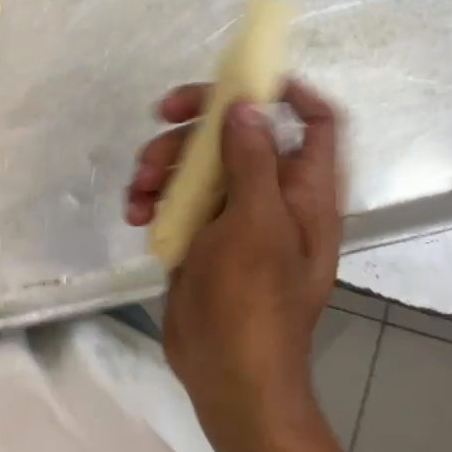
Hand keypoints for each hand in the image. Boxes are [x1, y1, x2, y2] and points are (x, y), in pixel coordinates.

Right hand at [126, 80, 343, 430]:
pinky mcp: (199, 234)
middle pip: (238, 131)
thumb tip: (247, 106)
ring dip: (161, 163)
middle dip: (196, 123)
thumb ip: (252, 162)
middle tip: (161, 115)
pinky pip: (174, 195)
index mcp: (303, 192)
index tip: (241, 78)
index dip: (289, 91)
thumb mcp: (255, 226)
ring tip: (138, 189)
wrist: (227, 373)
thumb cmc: (253, 301)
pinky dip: (150, 196)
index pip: (317, 123)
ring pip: (197, 161)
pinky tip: (134, 213)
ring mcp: (233, 215)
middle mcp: (271, 196)